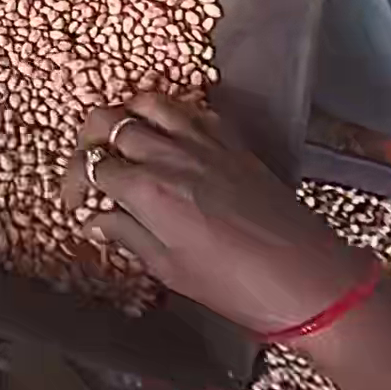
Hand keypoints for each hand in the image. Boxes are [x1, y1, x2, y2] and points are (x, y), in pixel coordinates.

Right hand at [60, 93, 367, 333]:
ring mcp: (202, 144)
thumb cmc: (233, 286)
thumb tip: (95, 219)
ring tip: (122, 136)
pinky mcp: (232, 144)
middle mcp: (168, 156)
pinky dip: (170, 114)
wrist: (314, 284)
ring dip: (125, 114)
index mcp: (145, 190)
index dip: (76, 181)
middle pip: (108, 121)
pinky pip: (192, 111)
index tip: (77, 200)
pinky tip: (168, 134)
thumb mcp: (167, 267)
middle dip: (88, 138)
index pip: (91, 166)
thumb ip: (125, 233)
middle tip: (90, 161)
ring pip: (147, 103)